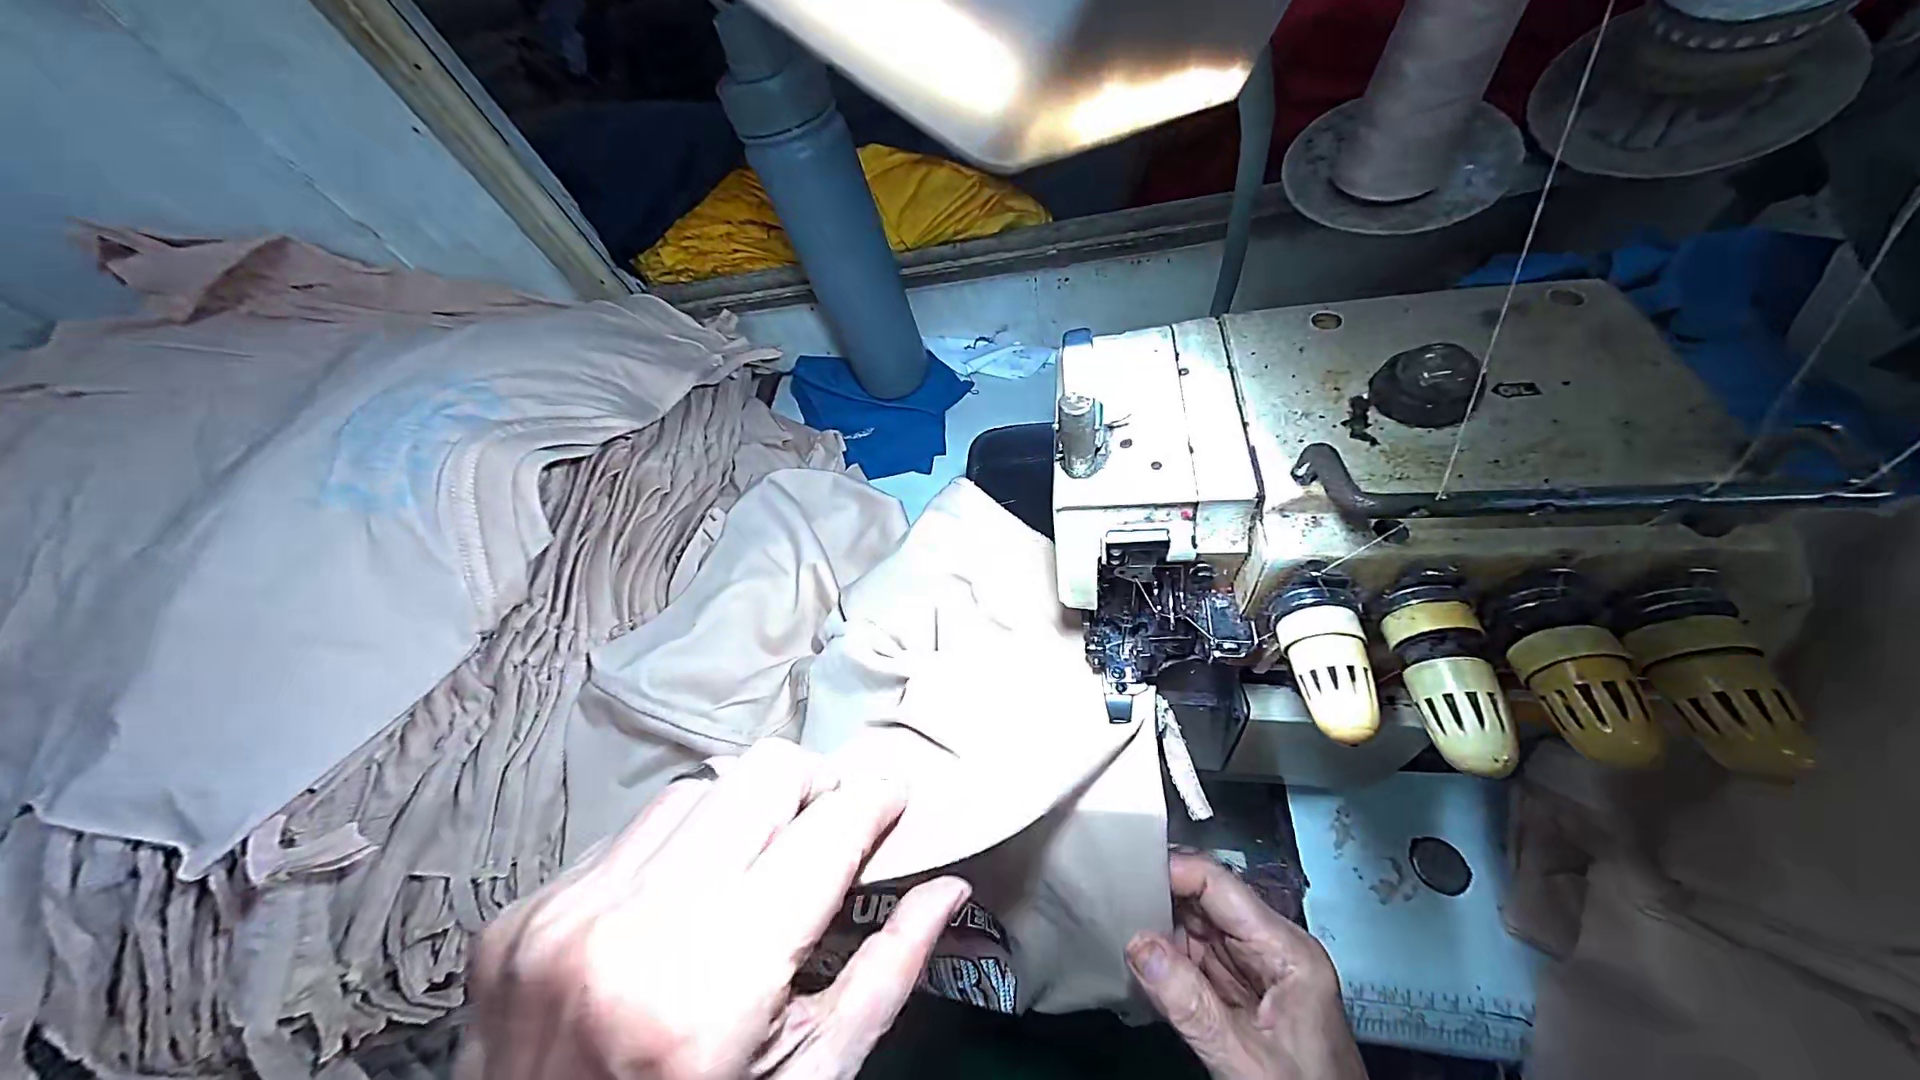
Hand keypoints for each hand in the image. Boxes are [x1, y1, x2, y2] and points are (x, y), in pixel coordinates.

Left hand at [466, 739, 970, 1079]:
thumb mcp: (811, 1078)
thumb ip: (888, 973)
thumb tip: (949, 888)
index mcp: (716, 984)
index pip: (828, 828)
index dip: (877, 798)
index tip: (892, 800)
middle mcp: (633, 928)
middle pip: (763, 771)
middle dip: (815, 785)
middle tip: (830, 824)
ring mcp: (565, 913)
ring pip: (698, 787)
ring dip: (743, 812)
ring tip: (754, 862)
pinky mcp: (522, 912)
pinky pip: (632, 831)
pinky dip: (678, 846)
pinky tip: (680, 898)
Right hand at [1127, 853, 1366, 1079]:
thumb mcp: (1246, 1061)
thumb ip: (1190, 1005)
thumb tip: (1136, 944)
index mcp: (1287, 950)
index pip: (1220, 884)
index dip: (1172, 872)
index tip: (1124, 874)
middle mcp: (1272, 948)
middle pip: (1205, 900)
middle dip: (1159, 898)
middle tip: (1111, 899)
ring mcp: (1256, 969)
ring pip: (1195, 927)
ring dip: (1158, 927)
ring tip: (1115, 923)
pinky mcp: (1241, 992)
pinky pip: (1195, 958)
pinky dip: (1166, 957)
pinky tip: (1138, 959)